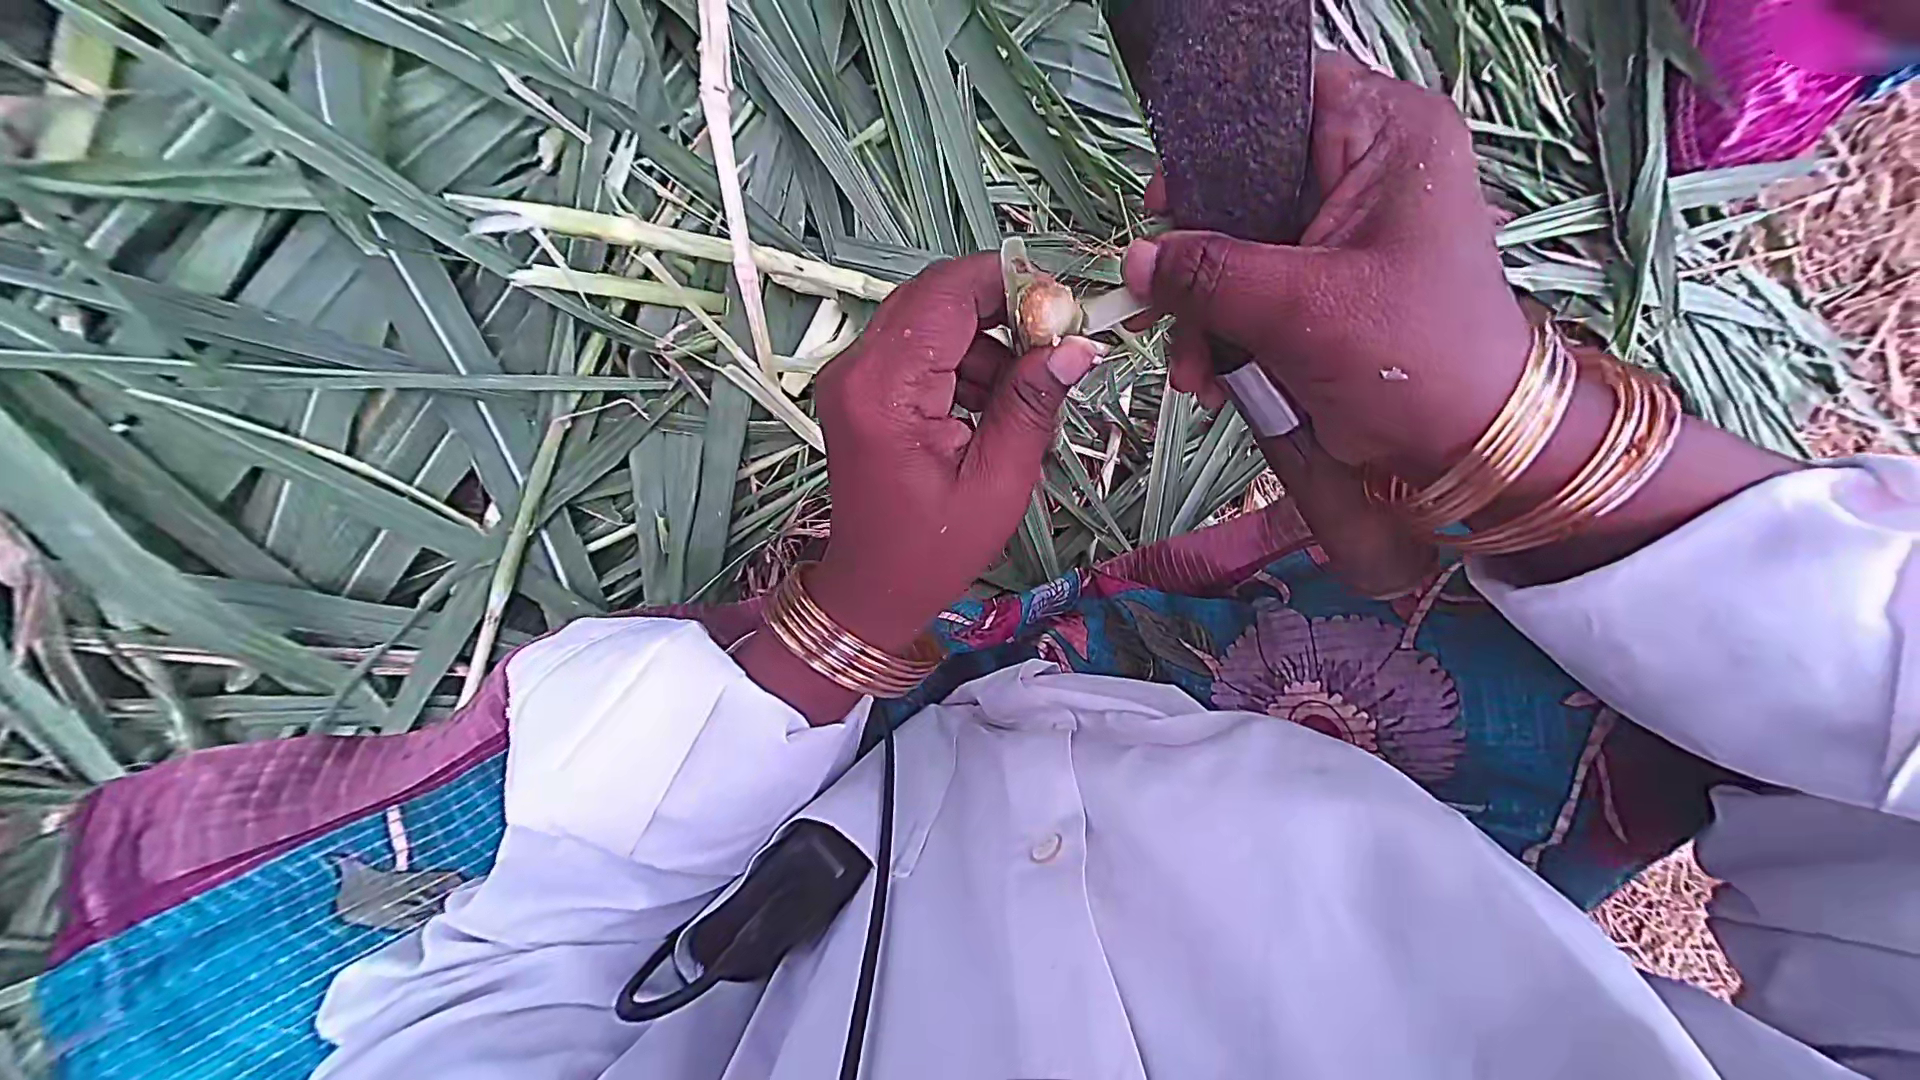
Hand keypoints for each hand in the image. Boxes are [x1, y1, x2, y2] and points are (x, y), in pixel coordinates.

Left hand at [805, 254, 1101, 652]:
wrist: (874, 587)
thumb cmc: (933, 552)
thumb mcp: (998, 483)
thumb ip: (1032, 405)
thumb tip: (1077, 345)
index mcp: (885, 391)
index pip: (947, 293)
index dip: (1008, 282)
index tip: (1062, 304)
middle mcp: (856, 369)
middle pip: (935, 298)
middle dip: (1001, 311)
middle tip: (1052, 344)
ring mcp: (852, 377)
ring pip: (929, 321)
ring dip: (984, 343)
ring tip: (1021, 394)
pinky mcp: (861, 390)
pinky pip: (918, 351)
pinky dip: (961, 364)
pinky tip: (989, 405)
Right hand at [1123, 51, 1531, 482]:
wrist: (1447, 442)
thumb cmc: (1411, 357)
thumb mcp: (1305, 307)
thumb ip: (1214, 277)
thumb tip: (1136, 261)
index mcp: (1381, 141)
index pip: (1278, 103)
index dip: (1210, 148)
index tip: (1163, 206)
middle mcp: (1349, 182)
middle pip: (1235, 196)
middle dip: (1192, 267)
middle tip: (1159, 311)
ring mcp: (1320, 245)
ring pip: (1224, 260)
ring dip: (1196, 321)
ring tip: (1195, 374)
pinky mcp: (1301, 297)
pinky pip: (1233, 304)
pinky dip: (1213, 344)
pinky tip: (1211, 382)